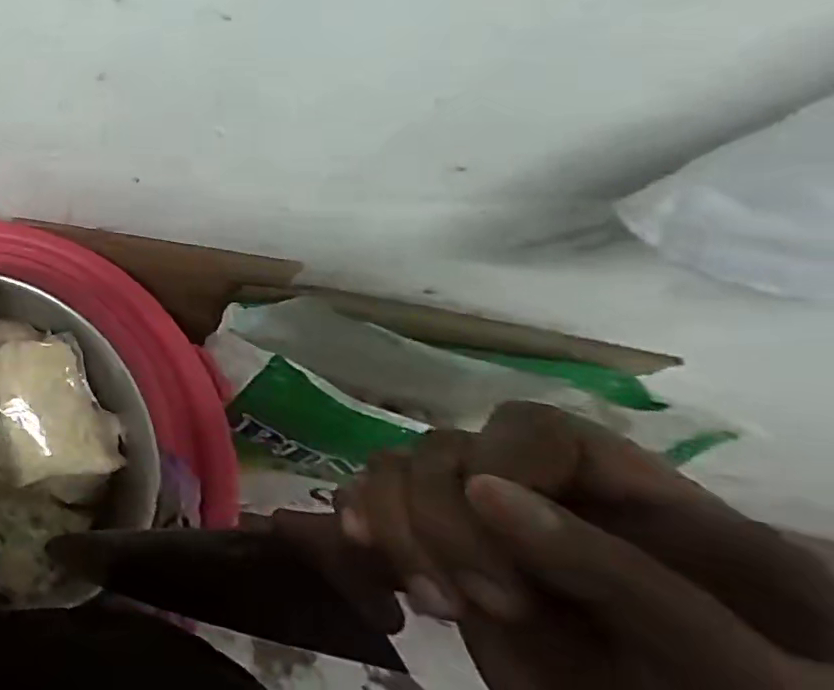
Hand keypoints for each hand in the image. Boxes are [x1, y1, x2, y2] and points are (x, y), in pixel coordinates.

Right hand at [332, 403, 833, 689]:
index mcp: (633, 496)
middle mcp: (546, 497)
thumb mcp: (738, 665)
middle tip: (483, 606)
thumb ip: (623, 574)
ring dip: (392, 524)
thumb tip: (482, 489)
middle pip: (448, 449)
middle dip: (441, 517)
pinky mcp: (445, 563)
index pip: (535, 430)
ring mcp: (487, 531)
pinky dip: (357, 525)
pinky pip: (373, 510)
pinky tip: (367, 562)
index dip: (499, 460)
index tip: (494, 519)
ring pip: (396, 471)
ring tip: (435, 607)